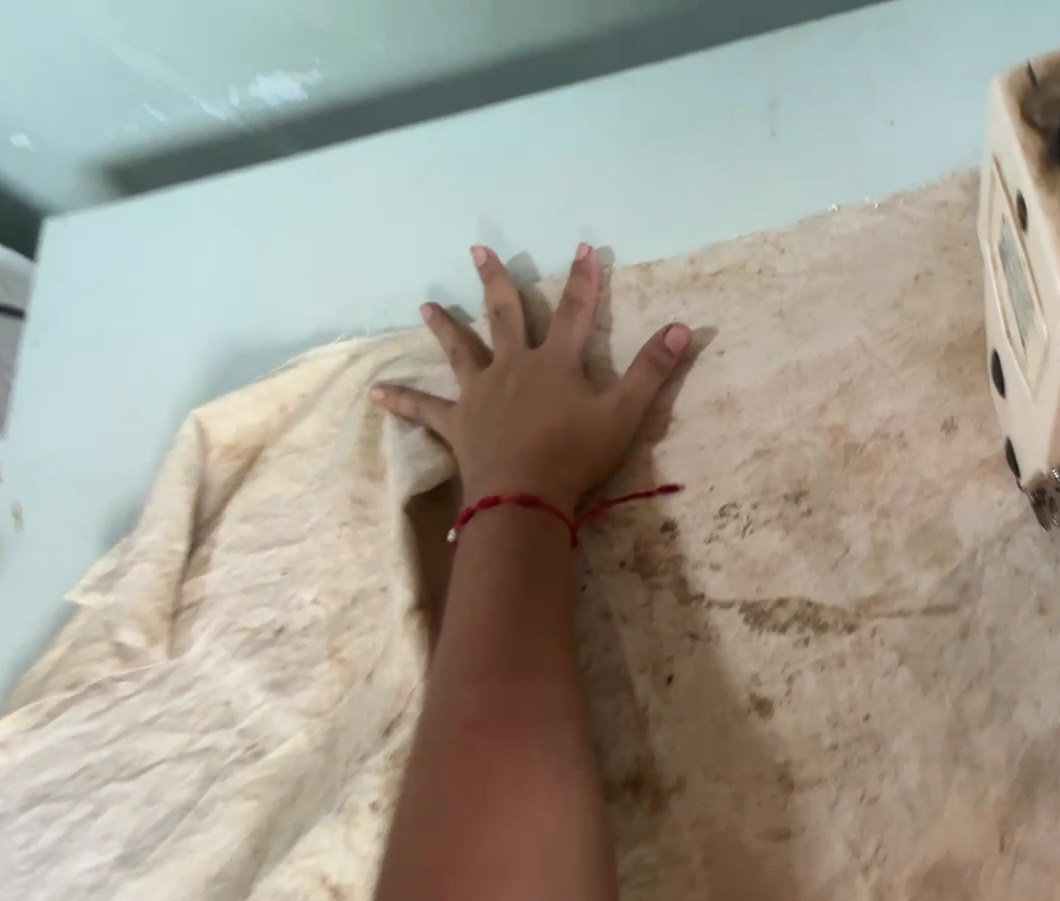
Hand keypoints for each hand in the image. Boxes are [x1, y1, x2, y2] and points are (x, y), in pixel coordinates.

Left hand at [371, 242, 688, 514]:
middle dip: (497, 282)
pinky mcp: (459, 422)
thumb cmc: (577, 454)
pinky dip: (402, 401)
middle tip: (479, 251)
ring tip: (426, 306)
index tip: (584, 249)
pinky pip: (425, 409)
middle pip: (505, 316)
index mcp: (556, 362)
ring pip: (461, 351)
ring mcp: (481, 392)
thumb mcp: (625, 413)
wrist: (526, 493)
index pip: (577, 312)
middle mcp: (515, 366)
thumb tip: (683, 329)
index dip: (585, 281)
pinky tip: (375, 393)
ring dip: (446, 327)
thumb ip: (652, 371)